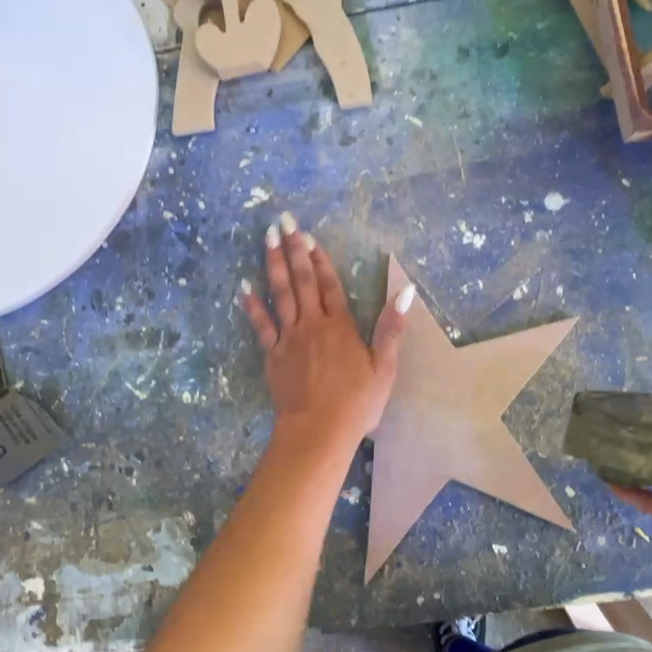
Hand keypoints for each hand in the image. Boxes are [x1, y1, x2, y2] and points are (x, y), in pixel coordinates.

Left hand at [239, 213, 408, 448]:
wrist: (318, 430)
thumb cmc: (357, 404)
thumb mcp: (384, 367)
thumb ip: (391, 327)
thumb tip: (407, 291)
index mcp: (341, 327)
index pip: (330, 285)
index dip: (320, 259)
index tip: (309, 236)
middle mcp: (313, 325)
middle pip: (302, 280)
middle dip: (293, 249)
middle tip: (283, 221)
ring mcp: (289, 338)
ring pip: (280, 293)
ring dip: (273, 264)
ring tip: (266, 238)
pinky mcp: (272, 355)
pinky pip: (261, 324)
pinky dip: (252, 305)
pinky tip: (244, 286)